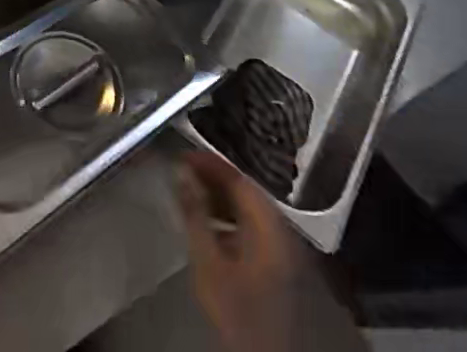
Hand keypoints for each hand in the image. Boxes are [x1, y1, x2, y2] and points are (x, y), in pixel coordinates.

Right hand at [175, 150, 298, 351]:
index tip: (181, 155)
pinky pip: (255, 228)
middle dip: (214, 180)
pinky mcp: (282, 265)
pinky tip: (212, 229)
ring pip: (251, 210)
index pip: (238, 178)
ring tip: (191, 197)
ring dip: (222, 200)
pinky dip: (232, 220)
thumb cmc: (239, 311)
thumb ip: (195, 215)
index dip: (209, 163)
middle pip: (247, 192)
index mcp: (268, 222)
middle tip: (182, 174)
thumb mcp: (209, 263)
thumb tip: (181, 173)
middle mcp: (282, 228)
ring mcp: (286, 248)